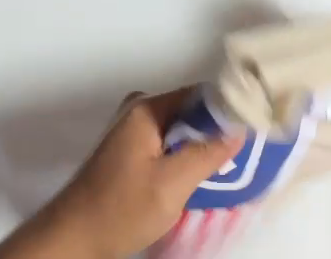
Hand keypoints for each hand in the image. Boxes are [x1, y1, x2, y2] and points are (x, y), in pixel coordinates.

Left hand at [0, 89, 241, 258]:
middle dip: (217, 129)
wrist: (75, 237)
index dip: (228, 107)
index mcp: (147, 108)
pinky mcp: (130, 149)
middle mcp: (139, 109)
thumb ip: (206, 154)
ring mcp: (132, 129)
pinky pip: (168, 142)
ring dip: (201, 146)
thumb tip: (239, 129)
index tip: (255, 123)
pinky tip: (201, 175)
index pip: (199, 94)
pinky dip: (185, 155)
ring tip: (231, 165)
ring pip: (180, 129)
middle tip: (247, 151)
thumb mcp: (172, 184)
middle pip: (190, 110)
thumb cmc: (121, 208)